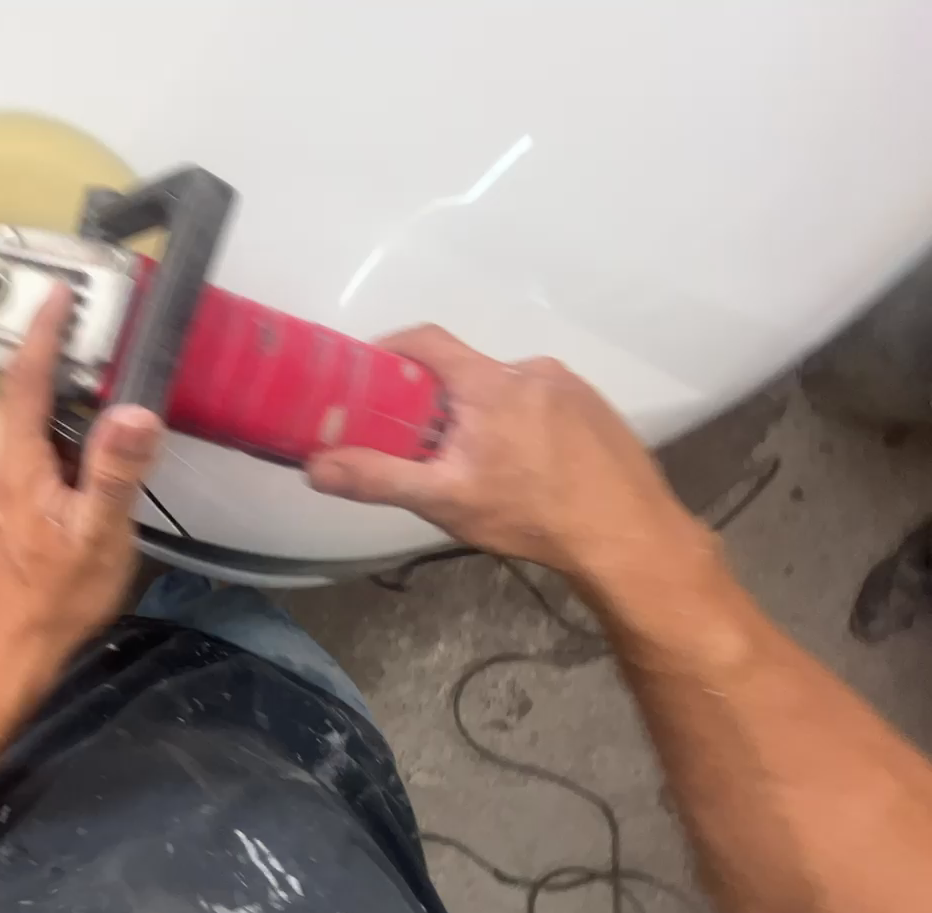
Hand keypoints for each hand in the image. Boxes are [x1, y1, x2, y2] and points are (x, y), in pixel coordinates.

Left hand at [0, 287, 165, 672]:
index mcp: (16, 463)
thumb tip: (135, 409)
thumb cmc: (54, 594)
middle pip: (12, 397)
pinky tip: (69, 443)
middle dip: (40, 355)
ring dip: (40, 392)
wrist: (8, 645)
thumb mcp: (97, 535)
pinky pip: (16, 451)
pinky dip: (41, 429)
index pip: (25, 382)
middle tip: (78, 326)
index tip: (58, 295)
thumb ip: (115, 471)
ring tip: (82, 377)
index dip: (42, 335)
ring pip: (12, 425)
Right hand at [306, 325, 704, 581]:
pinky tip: (516, 467)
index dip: (387, 349)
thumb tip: (314, 467)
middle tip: (411, 443)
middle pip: (461, 372)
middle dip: (429, 401)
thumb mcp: (440, 499)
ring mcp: (570, 388)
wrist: (630, 539)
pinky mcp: (596, 409)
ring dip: (473, 416)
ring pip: (498, 390)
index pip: (426, 341)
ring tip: (466, 464)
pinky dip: (512, 424)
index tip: (361, 376)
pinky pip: (535, 403)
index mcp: (490, 383)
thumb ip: (375, 477)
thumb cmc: (529, 512)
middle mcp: (532, 371)